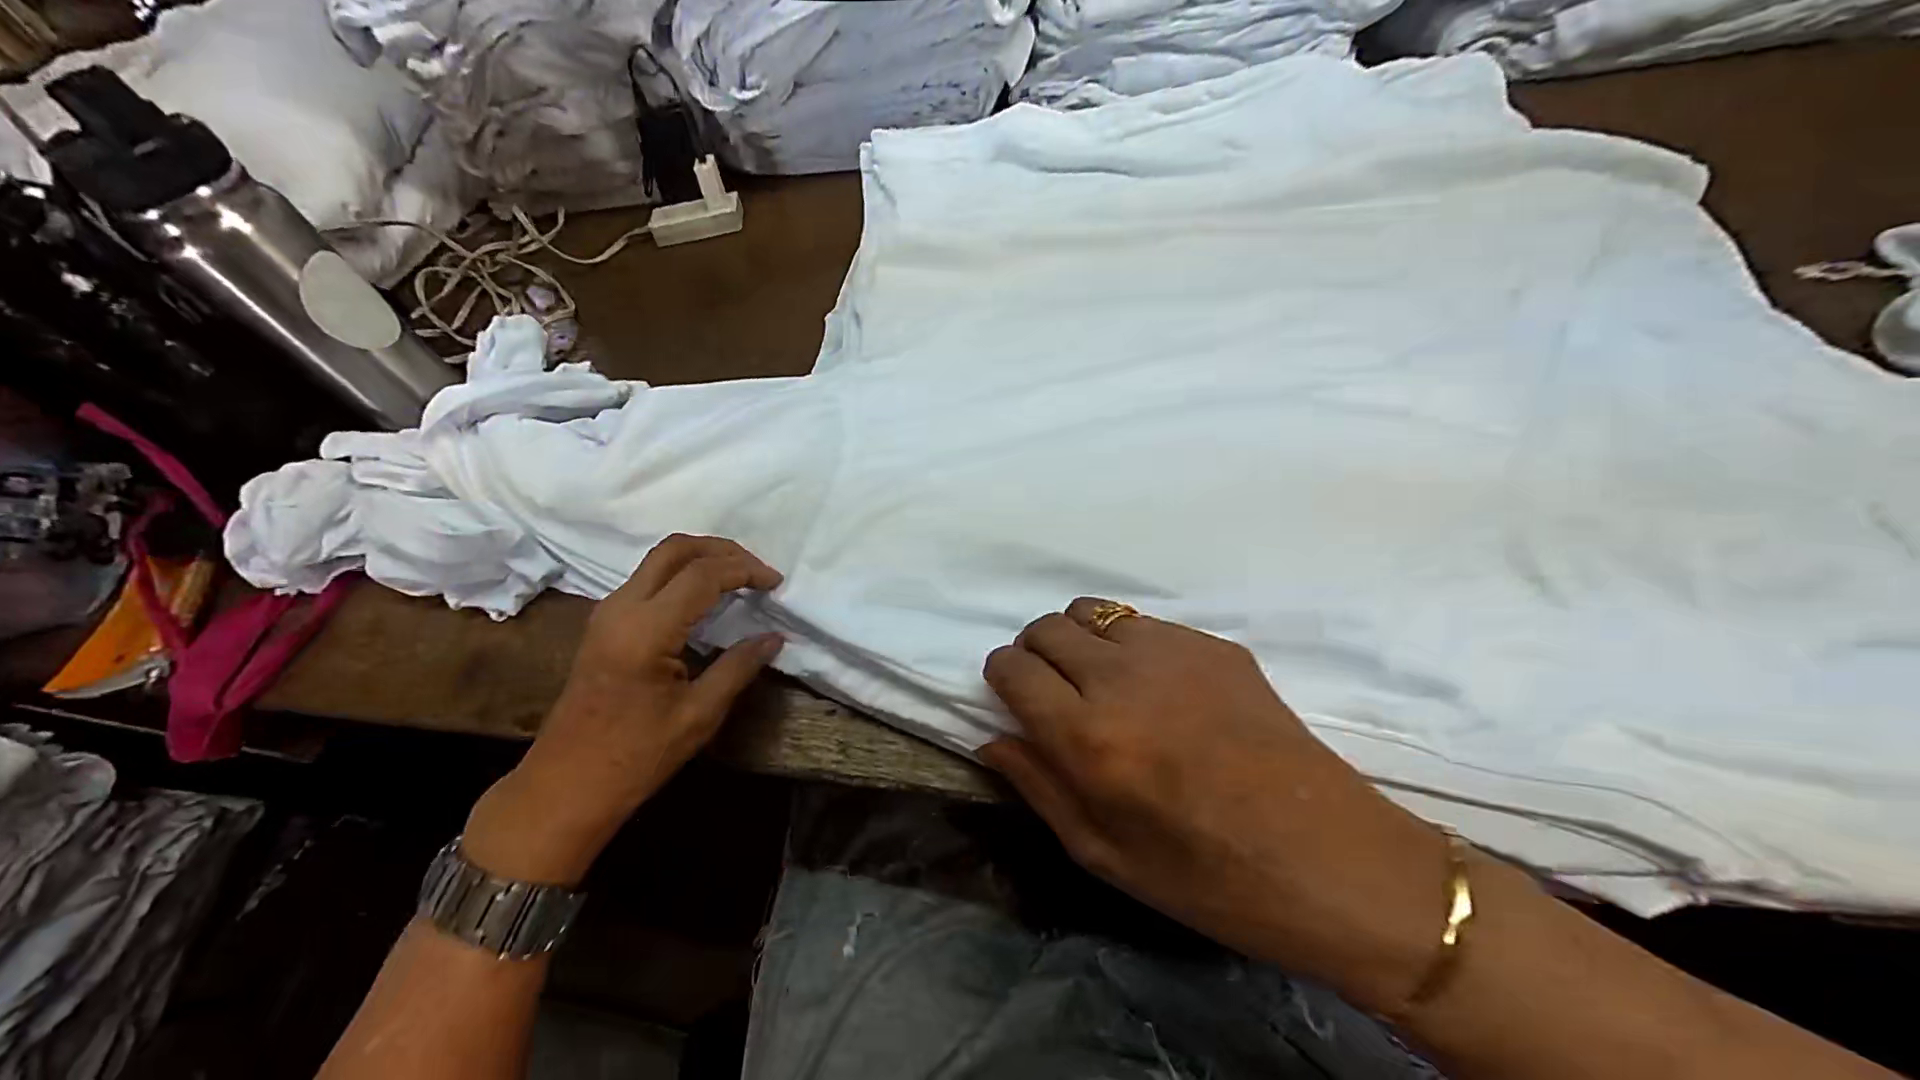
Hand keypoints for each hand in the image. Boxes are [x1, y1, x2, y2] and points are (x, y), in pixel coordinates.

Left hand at [465, 535, 783, 885]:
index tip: (776, 582)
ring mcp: (607, 613)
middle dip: (722, 549)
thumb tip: (774, 637)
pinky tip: (707, 598)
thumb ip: (738, 667)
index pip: (702, 575)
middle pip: (675, 549)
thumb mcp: (699, 715)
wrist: (566, 785)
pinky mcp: (604, 625)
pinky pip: (648, 579)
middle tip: (758, 570)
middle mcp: (621, 608)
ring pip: (659, 559)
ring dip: (701, 558)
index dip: (744, 570)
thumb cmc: (636, 756)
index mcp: (645, 630)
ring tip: (740, 578)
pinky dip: (684, 574)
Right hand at [980, 598, 1451, 1014]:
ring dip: (1080, 640)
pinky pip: (1147, 624)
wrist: (1333, 862)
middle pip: (1046, 628)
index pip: (1011, 667)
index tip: (1014, 700)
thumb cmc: (1208, 879)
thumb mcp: (1104, 855)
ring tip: (1101, 682)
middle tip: (1054, 693)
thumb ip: (1038, 786)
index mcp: (1087, 737)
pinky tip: (1160, 688)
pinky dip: (1131, 644)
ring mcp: (1174, 652)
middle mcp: (1122, 678)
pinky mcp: (1217, 646)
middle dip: (1034, 655)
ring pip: (1093, 611)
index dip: (1002, 678)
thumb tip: (993, 739)